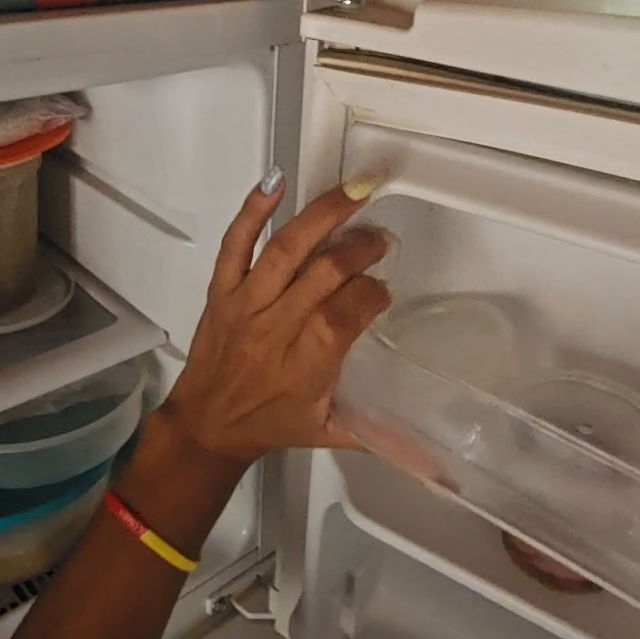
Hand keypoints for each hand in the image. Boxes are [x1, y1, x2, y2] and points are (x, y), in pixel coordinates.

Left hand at [158, 171, 392, 470]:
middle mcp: (276, 327)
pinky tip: (276, 183)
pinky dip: (253, 211)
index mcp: (307, 363)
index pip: (350, 312)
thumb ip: (382, 434)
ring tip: (355, 192)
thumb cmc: (270, 424)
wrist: (206, 425)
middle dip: (359, 248)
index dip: (375, 292)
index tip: (385, 290)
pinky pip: (235, 245)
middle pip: (324, 273)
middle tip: (380, 238)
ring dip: (322, 216)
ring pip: (285, 250)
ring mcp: (245, 303)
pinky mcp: (221, 289)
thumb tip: (433, 455)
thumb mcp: (330, 433)